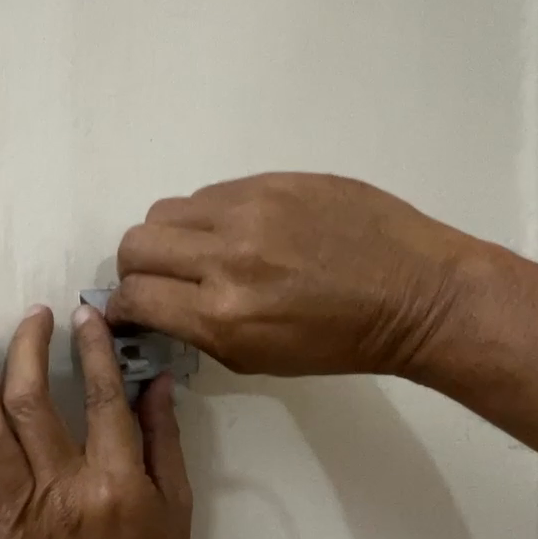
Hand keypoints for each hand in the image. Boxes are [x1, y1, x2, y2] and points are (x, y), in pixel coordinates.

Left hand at [0, 305, 193, 538]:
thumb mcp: (177, 506)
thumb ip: (162, 438)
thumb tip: (153, 379)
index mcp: (117, 485)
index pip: (101, 398)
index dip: (92, 348)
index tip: (84, 313)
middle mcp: (64, 490)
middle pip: (31, 401)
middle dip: (27, 346)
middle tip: (34, 314)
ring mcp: (24, 507)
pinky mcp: (1, 523)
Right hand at [108, 172, 489, 376]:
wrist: (413, 295)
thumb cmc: (336, 343)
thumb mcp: (254, 359)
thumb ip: (196, 331)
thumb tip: (156, 308)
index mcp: (223, 315)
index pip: (136, 296)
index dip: (123, 307)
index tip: (131, 310)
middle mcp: (227, 257)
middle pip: (135, 245)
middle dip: (136, 269)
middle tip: (159, 281)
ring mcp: (251, 209)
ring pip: (165, 211)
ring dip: (169, 238)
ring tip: (200, 255)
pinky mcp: (274, 179)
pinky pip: (210, 193)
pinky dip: (208, 218)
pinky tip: (240, 233)